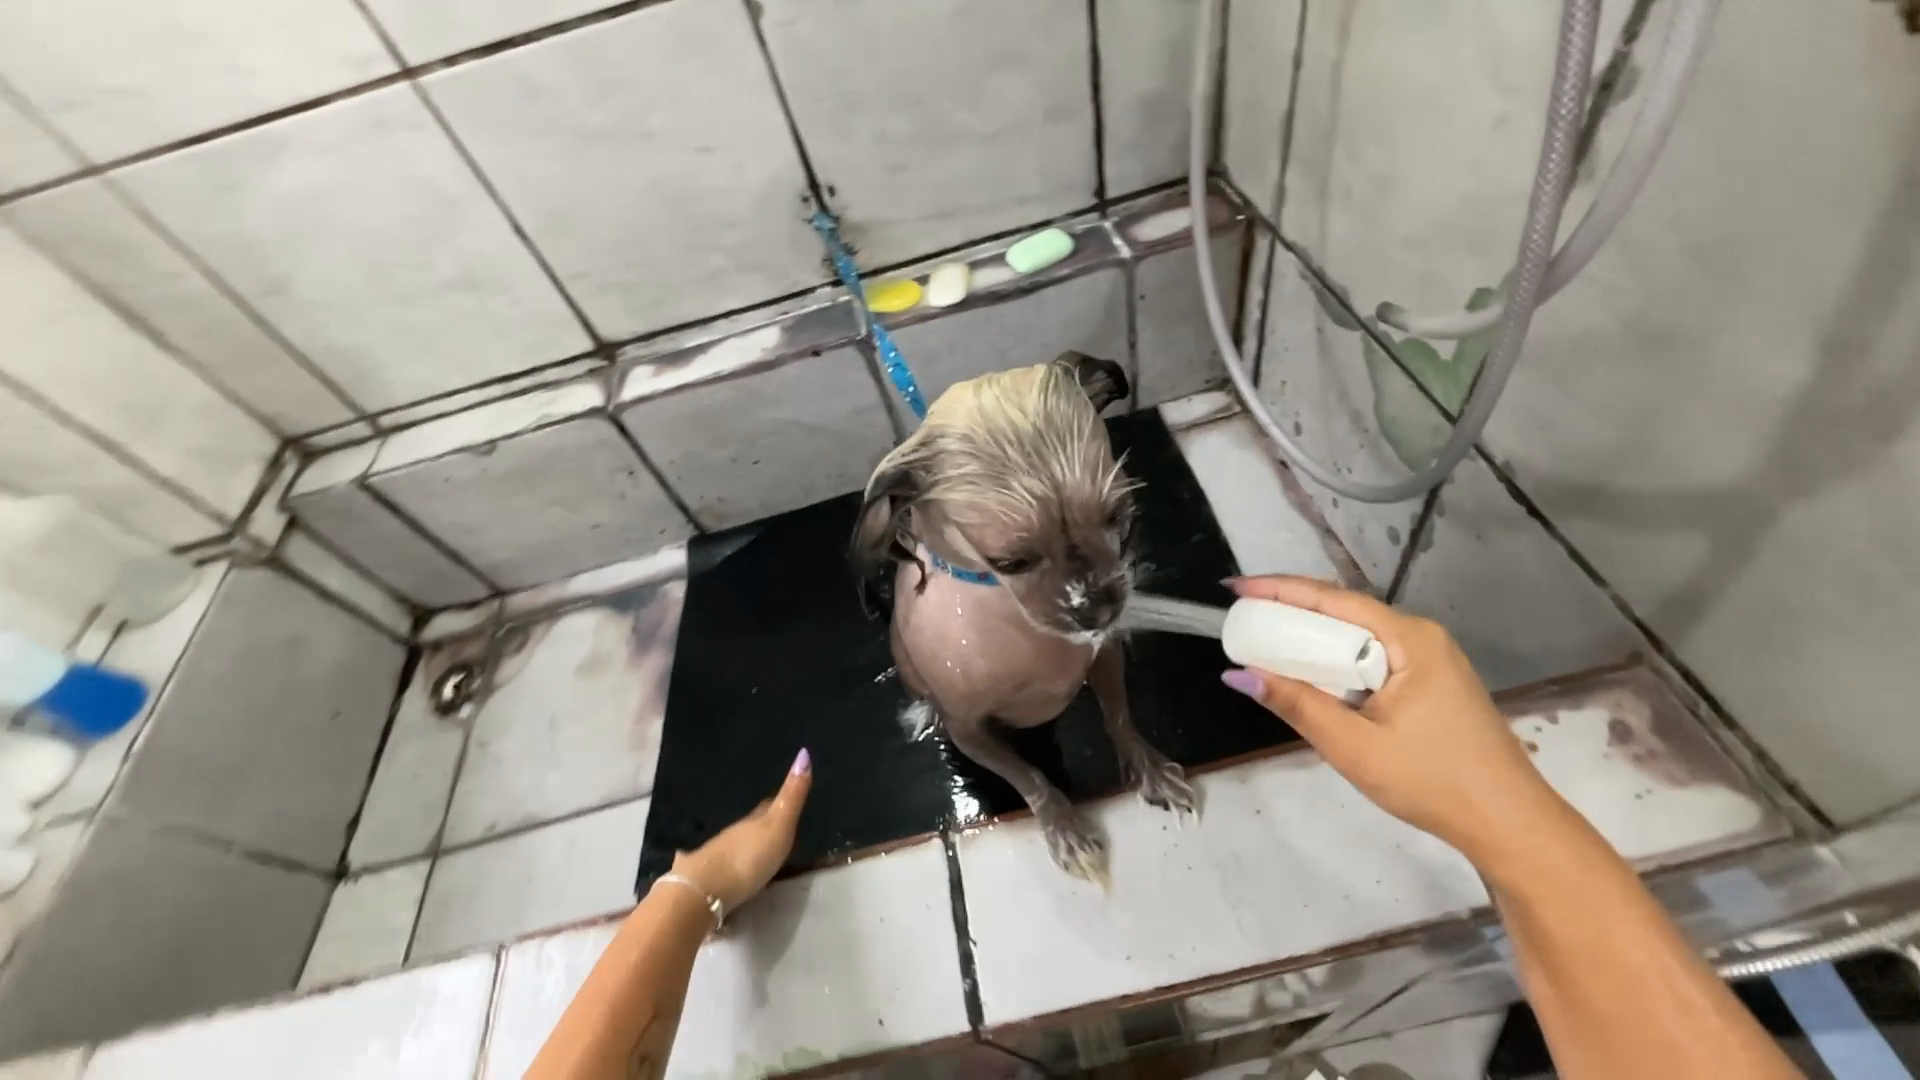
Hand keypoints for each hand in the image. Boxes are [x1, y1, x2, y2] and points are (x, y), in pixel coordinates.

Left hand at [671, 748, 812, 911]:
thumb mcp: (778, 826)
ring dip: (741, 844)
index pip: (766, 806)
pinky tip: (721, 869)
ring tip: (753, 847)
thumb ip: (791, 795)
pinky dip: (721, 865)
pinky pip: (715, 866)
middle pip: (748, 825)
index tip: (785, 799)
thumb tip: (804, 751)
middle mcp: (731, 833)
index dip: (776, 802)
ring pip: (731, 844)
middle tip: (772, 823)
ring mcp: (713, 856)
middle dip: (759, 823)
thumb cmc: (747, 858)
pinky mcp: (702, 880)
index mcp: (751, 821)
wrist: (702, 893)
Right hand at [1218, 576, 1559, 862]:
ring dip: (1310, 634)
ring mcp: (1429, 658)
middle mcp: (1421, 637)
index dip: (1279, 589)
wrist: (1509, 824)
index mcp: (1409, 640)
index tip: (1235, 589)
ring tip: (1263, 637)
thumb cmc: (1432, 781)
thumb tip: (1237, 674)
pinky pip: (1369, 654)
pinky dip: (1332, 656)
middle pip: (1344, 610)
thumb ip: (1296, 704)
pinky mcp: (1429, 681)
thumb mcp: (1353, 746)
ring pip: (1356, 633)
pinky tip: (1308, 668)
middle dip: (1290, 608)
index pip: (1332, 599)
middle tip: (1242, 615)